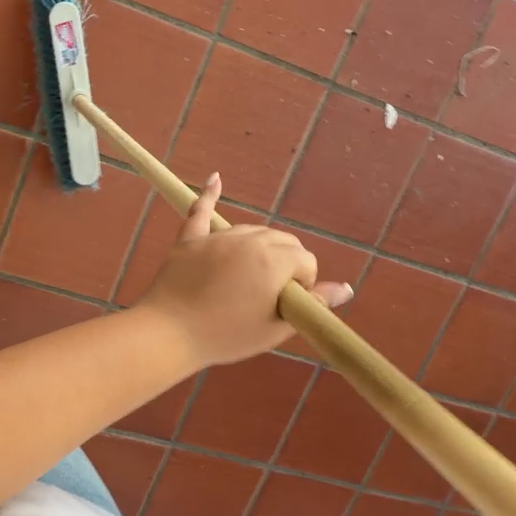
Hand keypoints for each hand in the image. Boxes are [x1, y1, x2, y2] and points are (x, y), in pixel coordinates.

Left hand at [136, 173, 353, 365]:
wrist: (168, 334)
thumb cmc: (225, 336)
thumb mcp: (274, 327)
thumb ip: (311, 303)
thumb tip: (346, 288)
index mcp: (274, 259)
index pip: (305, 261)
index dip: (301, 285)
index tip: (282, 306)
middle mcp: (248, 240)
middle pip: (281, 242)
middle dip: (284, 264)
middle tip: (266, 296)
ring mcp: (216, 238)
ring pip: (250, 232)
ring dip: (257, 249)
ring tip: (248, 278)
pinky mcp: (189, 241)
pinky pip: (200, 212)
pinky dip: (208, 196)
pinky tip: (215, 179)